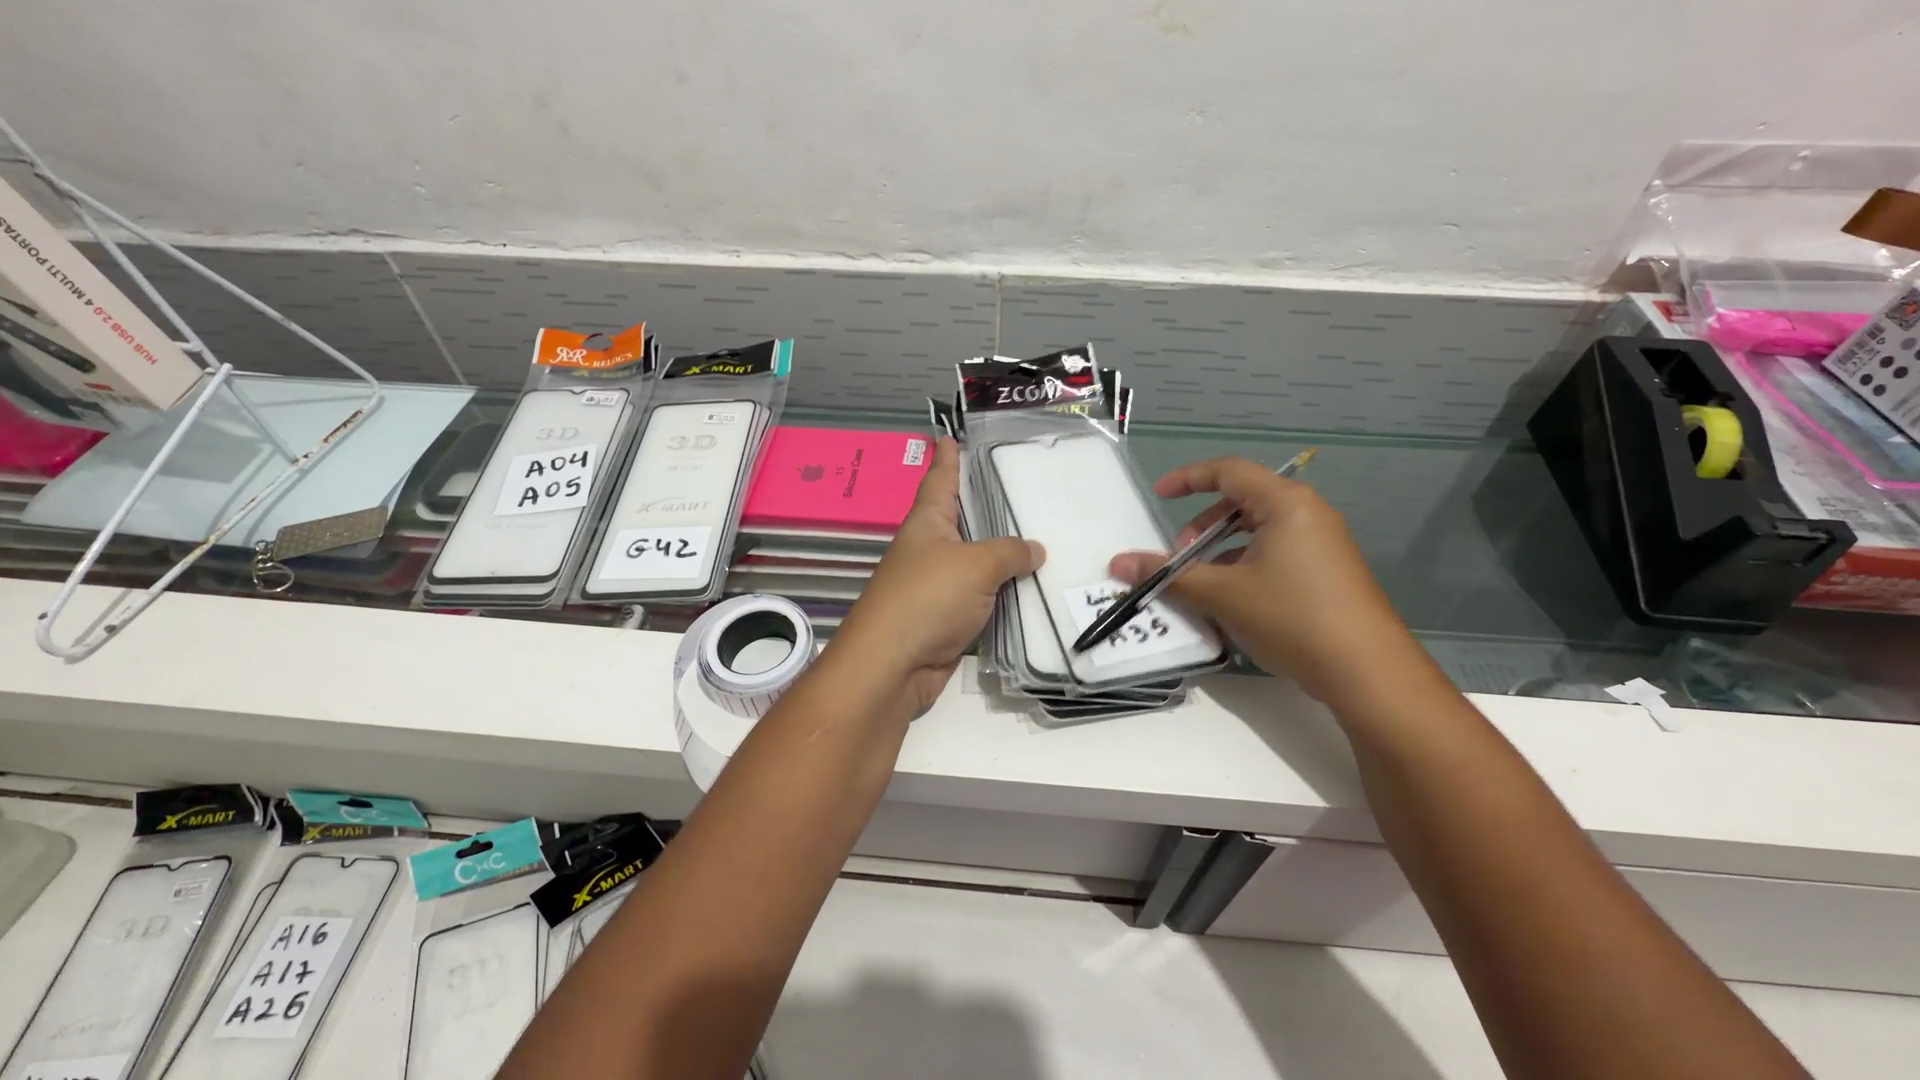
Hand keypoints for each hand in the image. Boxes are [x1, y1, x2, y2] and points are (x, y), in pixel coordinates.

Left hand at [832, 438, 1044, 717]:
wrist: (894, 666)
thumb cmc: (927, 599)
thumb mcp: (975, 564)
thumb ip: (1009, 552)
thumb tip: (1034, 550)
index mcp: (928, 522)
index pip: (940, 479)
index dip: (948, 457)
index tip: (952, 435)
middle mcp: (930, 549)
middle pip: (963, 519)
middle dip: (988, 503)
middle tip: (1025, 483)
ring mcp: (938, 585)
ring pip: (977, 561)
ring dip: (1003, 552)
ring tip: (1043, 533)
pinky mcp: (948, 618)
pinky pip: (983, 597)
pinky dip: (1005, 592)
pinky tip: (1033, 587)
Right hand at [1109, 456, 1423, 705]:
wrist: (1366, 670)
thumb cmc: (1291, 617)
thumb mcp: (1223, 594)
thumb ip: (1169, 575)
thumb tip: (1119, 564)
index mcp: (1286, 504)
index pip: (1229, 471)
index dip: (1188, 478)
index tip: (1158, 497)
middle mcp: (1308, 514)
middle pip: (1244, 501)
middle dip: (1203, 526)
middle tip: (1181, 558)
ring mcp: (1323, 544)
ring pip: (1260, 531)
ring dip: (1223, 551)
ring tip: (1205, 585)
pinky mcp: (1329, 573)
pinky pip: (1277, 553)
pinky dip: (1247, 566)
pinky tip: (1235, 603)